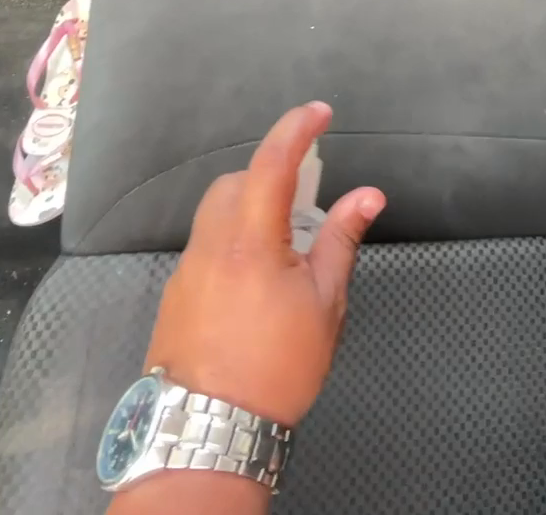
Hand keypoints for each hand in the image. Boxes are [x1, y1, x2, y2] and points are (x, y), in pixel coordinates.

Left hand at [141, 101, 384, 425]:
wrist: (206, 432)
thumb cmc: (278, 366)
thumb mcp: (325, 303)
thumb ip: (342, 239)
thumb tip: (369, 195)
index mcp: (251, 243)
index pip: (272, 164)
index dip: (296, 129)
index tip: (321, 112)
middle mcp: (211, 245)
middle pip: (237, 182)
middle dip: (271, 175)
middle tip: (305, 203)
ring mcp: (187, 269)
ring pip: (216, 211)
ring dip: (250, 205)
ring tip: (283, 245)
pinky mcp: (176, 292)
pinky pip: (206, 243)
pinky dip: (233, 238)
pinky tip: (255, 280)